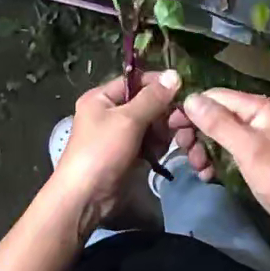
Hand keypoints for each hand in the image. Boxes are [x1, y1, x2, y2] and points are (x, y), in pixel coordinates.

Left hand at [50, 70, 205, 226]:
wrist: (86, 197)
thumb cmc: (102, 151)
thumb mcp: (127, 120)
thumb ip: (152, 98)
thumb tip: (174, 74)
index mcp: (102, 97)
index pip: (135, 80)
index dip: (158, 85)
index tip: (182, 92)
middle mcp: (109, 112)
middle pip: (146, 103)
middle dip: (163, 113)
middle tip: (178, 125)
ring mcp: (119, 134)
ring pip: (150, 124)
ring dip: (161, 132)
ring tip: (165, 143)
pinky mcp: (127, 153)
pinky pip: (148, 142)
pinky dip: (156, 146)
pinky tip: (159, 154)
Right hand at [180, 89, 269, 239]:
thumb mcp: (248, 148)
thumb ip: (218, 122)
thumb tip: (189, 98)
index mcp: (259, 107)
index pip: (215, 96)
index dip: (191, 109)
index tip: (171, 127)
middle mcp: (257, 117)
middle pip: (214, 114)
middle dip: (196, 131)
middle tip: (183, 150)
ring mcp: (256, 138)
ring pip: (218, 134)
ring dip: (202, 148)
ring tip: (198, 167)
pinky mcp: (254, 157)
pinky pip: (226, 151)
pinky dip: (214, 160)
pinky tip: (207, 174)